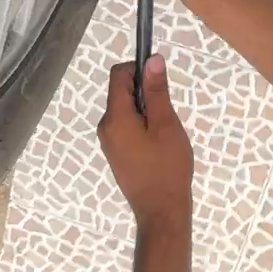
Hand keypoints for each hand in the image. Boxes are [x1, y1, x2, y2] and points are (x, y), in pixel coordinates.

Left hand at [98, 55, 193, 231]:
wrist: (161, 212)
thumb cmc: (166, 166)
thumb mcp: (166, 124)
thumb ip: (157, 90)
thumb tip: (152, 59)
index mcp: (114, 117)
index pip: (118, 75)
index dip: (138, 69)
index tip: (160, 80)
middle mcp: (106, 127)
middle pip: (121, 91)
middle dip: (144, 92)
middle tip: (166, 112)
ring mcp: (109, 142)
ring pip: (125, 109)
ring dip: (145, 109)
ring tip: (164, 131)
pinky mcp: (116, 153)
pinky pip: (126, 126)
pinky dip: (142, 124)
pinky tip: (158, 143)